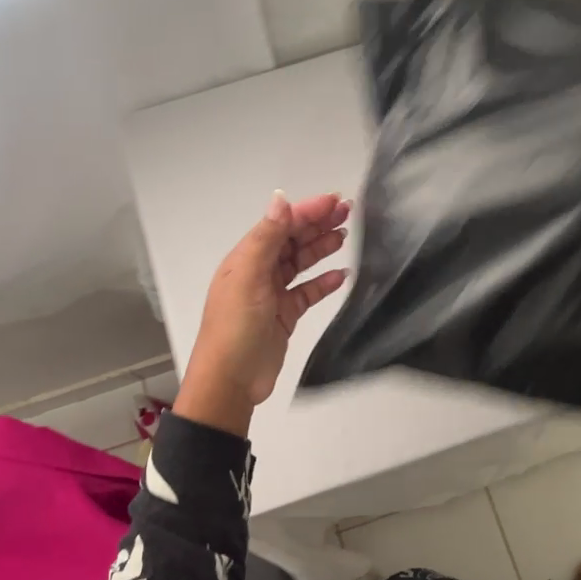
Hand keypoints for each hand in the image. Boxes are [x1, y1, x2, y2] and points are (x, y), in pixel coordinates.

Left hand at [174, 191, 351, 436]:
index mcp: (246, 258)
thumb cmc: (235, 327)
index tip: (335, 200)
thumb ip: (266, 238)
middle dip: (318, 224)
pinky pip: (307, 292)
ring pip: (301, 263)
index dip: (307, 211)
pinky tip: (341, 275)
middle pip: (292, 241)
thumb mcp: (249, 277)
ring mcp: (272, 294)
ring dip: (321, 248)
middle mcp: (259, 272)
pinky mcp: (285, 316)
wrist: (231, 380)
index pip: (280, 225)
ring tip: (345, 236)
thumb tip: (280, 199)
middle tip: (349, 212)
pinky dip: (323, 283)